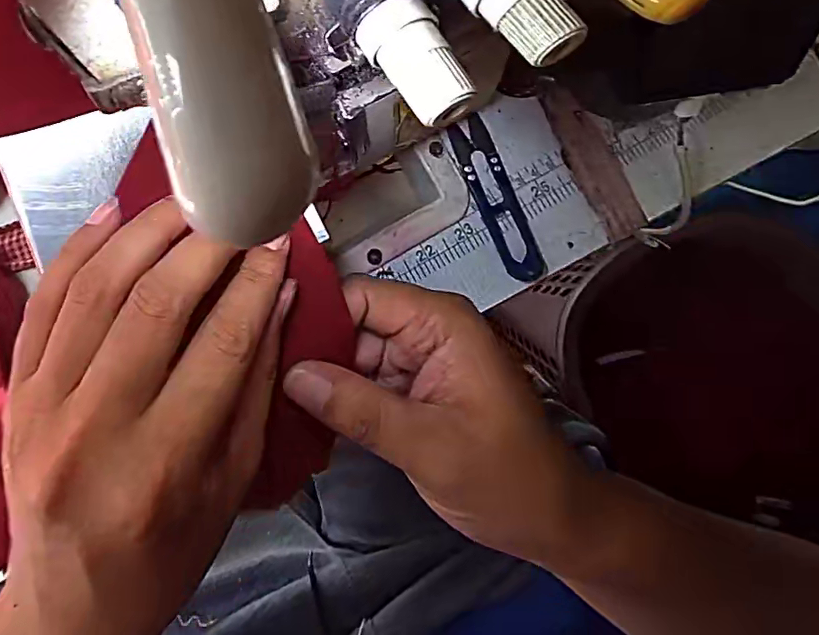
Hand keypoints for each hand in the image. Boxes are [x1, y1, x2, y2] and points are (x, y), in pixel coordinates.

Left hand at [0, 199, 296, 634]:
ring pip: (96, 288)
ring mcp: (42, 404)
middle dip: (206, 244)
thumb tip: (276, 293)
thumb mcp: (232, 482)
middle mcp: (93, 430)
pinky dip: (79, 248)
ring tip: (183, 202)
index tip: (274, 242)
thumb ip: (257, 384)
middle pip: (155, 304)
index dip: (255, 282)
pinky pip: (46, 299)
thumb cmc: (163, 552)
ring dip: (145, 231)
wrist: (67, 604)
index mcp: (161, 467)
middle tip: (235, 212)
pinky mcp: (15, 388)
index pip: (222, 345)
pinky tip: (112, 214)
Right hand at [280, 275, 593, 566]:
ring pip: (353, 353)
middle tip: (264, 376)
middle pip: (352, 323)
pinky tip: (305, 414)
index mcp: (439, 321)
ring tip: (274, 396)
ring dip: (322, 377)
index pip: (361, 297)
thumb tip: (294, 375)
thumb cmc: (508, 477)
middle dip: (313, 350)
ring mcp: (418, 359)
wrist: (554, 522)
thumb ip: (359, 408)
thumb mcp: (429, 445)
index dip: (316, 314)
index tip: (270, 338)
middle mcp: (425, 329)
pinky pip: (364, 380)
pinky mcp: (412, 388)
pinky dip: (339, 398)